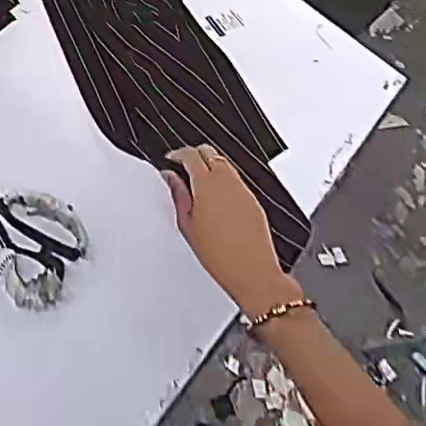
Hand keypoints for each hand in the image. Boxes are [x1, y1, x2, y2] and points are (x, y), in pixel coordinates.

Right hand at [163, 146, 302, 318]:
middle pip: (209, 152)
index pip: (191, 154)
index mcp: (206, 185)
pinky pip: (236, 180)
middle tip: (184, 166)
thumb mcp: (187, 225)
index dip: (178, 154)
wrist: (253, 273)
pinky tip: (217, 198)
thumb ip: (178, 195)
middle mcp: (227, 182)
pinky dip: (224, 180)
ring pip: (224, 164)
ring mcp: (243, 190)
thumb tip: (171, 178)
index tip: (172, 159)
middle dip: (195, 155)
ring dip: (210, 167)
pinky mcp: (254, 201)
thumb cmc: (220, 256)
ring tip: (199, 184)